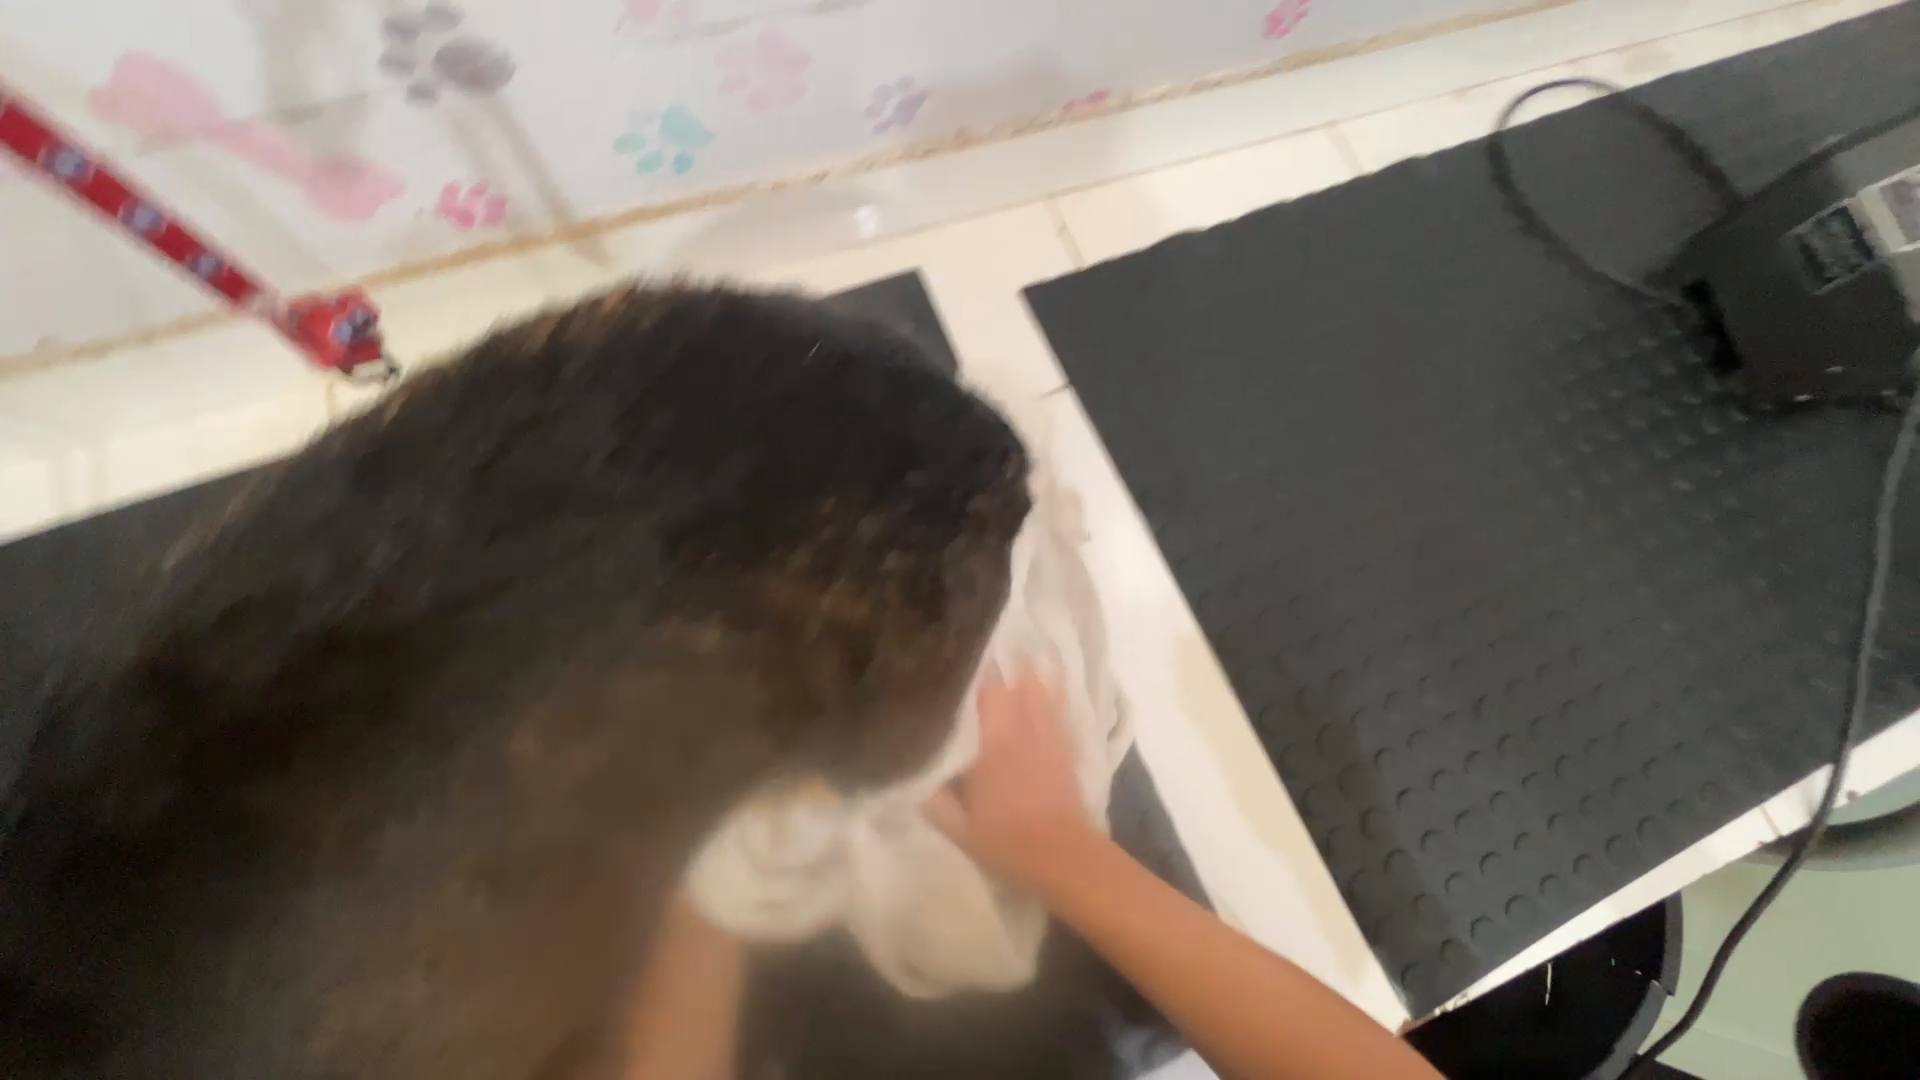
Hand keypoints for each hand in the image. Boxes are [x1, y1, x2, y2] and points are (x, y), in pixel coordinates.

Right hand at [923, 660, 1098, 895]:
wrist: (1063, 854)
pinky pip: (1061, 708)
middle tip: (990, 644)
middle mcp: (1020, 732)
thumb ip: (934, 800)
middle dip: (1002, 665)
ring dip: (1032, 668)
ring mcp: (1047, 736)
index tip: (961, 659)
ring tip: (1025, 644)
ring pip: (1040, 691)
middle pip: (1014, 686)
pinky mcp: (1066, 746)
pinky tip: (1054, 673)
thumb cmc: (1007, 841)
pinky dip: (1056, 689)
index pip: (985, 696)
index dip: (974, 675)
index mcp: (991, 746)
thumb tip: (910, 778)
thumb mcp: (959, 829)